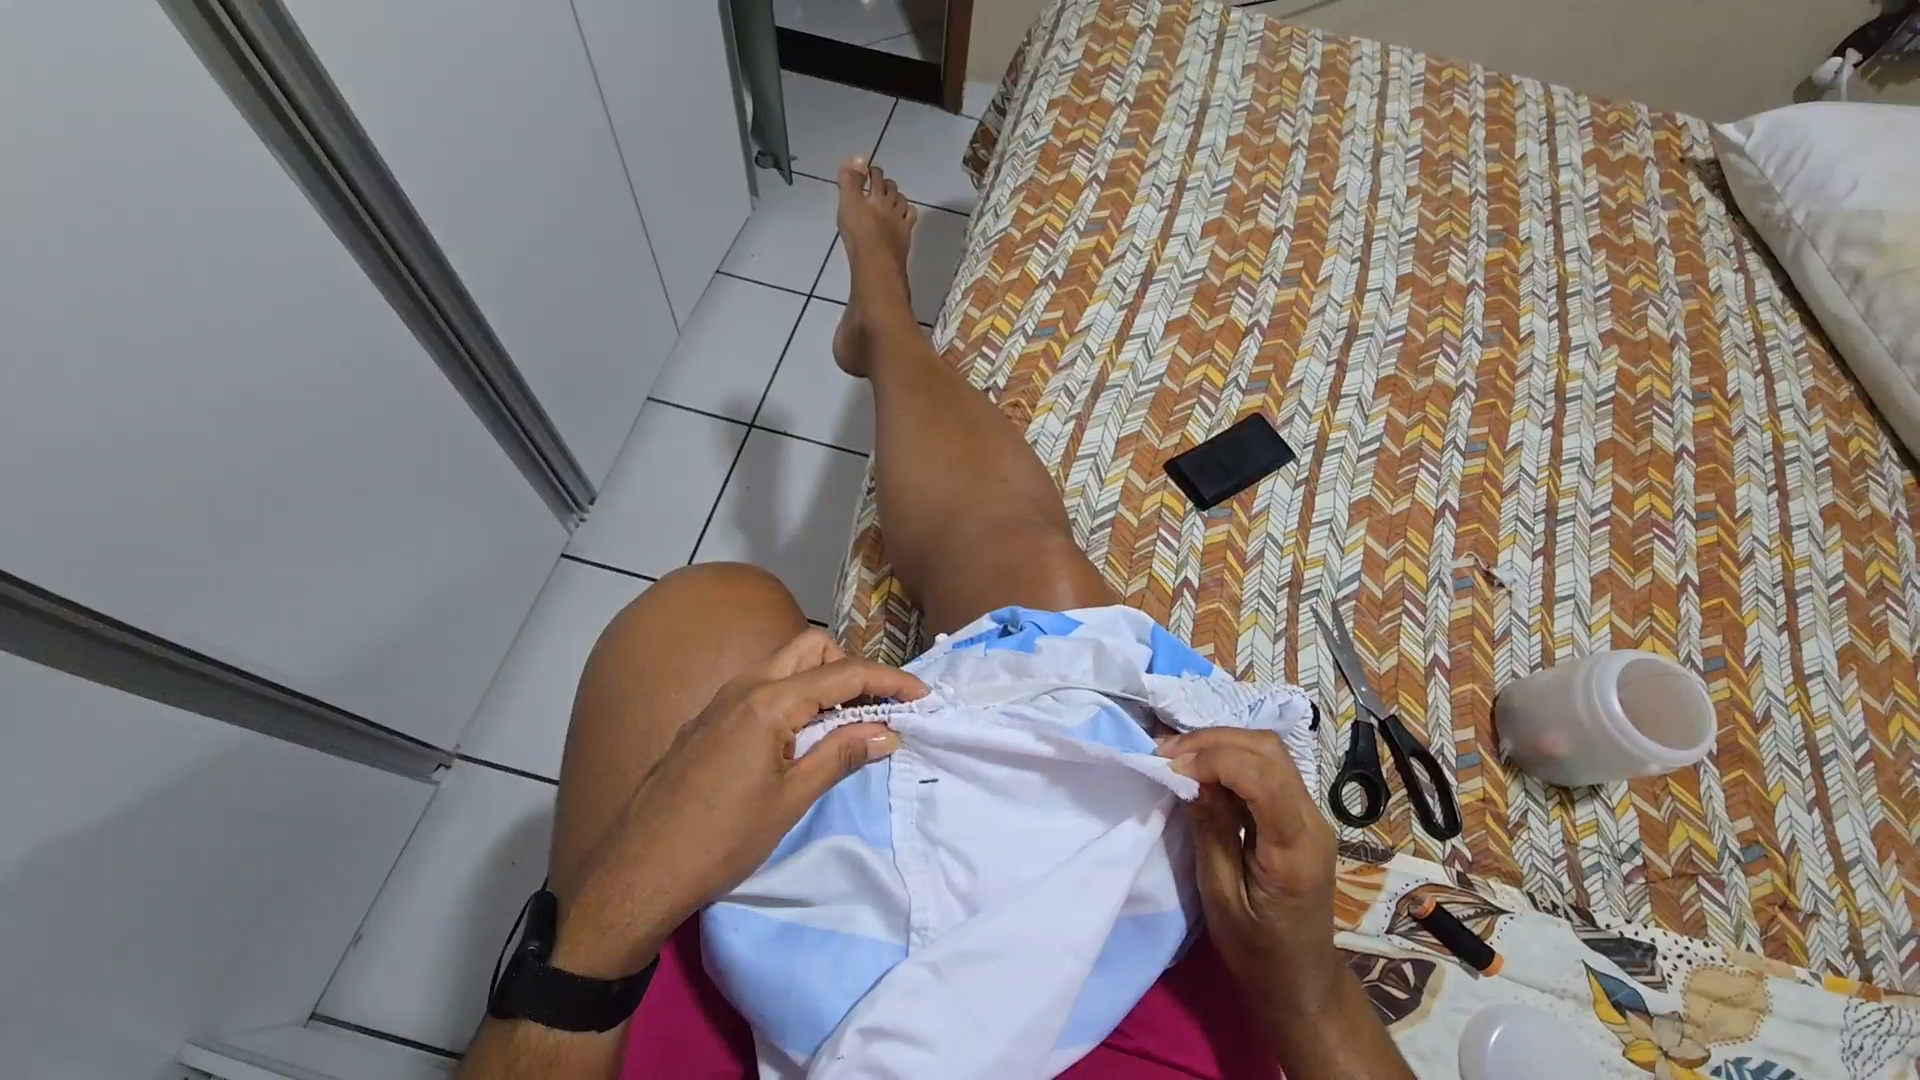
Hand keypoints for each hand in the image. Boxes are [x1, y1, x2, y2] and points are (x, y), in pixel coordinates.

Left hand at [553, 629, 927, 976]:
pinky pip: (759, 687)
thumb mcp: (791, 800)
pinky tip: (796, 738)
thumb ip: (840, 756)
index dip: (889, 681)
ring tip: (843, 723)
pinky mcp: (705, 721)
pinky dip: (791, 696)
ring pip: (782, 665)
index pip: (842, 674)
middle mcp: (743, 686)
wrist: (638, 871)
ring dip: (820, 680)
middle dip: (850, 666)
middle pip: (811, 648)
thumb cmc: (722, 839)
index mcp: (769, 702)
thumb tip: (887, 732)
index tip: (922, 696)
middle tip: (875, 707)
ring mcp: (719, 701)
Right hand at [1159, 728, 1412, 1077]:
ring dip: (1221, 744)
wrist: (1299, 980)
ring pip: (1270, 752)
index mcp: (1294, 850)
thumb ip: (1211, 832)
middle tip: (1166, 754)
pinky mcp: (1300, 815)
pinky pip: (1268, 769)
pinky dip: (1231, 758)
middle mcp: (1312, 822)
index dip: (1214, 760)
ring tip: (1178, 757)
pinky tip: (1200, 769)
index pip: (1263, 778)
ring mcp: (1311, 815)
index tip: (1171, 768)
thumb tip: (1192, 779)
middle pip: (1269, 751)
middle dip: (1214, 741)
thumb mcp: (1221, 897)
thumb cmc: (1255, 949)